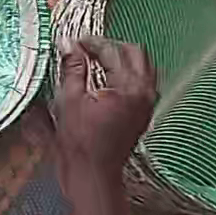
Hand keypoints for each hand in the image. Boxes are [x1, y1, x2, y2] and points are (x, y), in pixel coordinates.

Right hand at [52, 37, 156, 183]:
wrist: (92, 172)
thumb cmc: (80, 142)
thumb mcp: (69, 100)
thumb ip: (72, 68)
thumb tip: (68, 45)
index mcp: (129, 87)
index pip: (112, 51)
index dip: (91, 43)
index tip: (74, 42)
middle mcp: (145, 93)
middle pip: (134, 53)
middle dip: (110, 46)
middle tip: (86, 48)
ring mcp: (147, 104)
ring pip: (142, 67)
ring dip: (120, 59)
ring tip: (96, 61)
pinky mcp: (143, 114)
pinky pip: (141, 83)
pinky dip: (126, 74)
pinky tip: (106, 79)